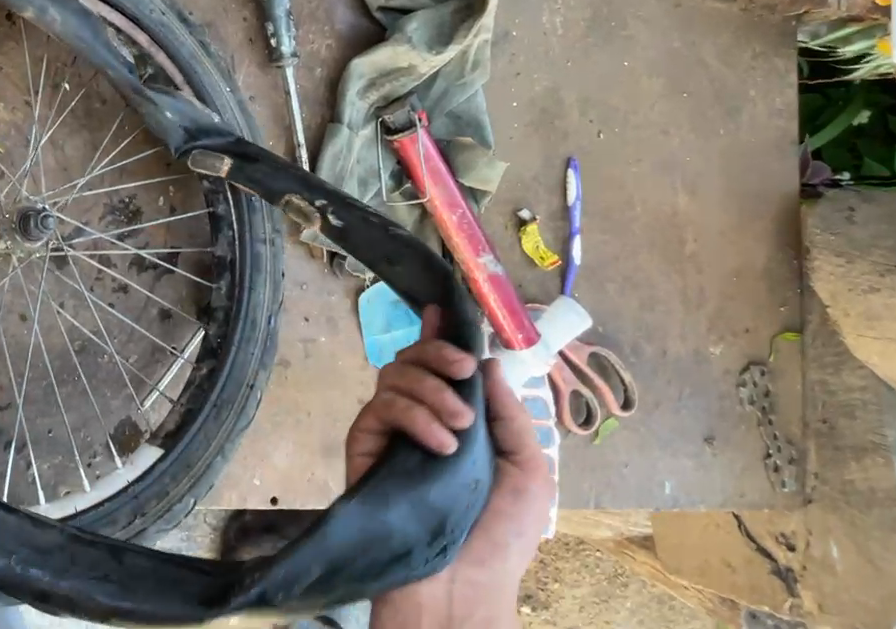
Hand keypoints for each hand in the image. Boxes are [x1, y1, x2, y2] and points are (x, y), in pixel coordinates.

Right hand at [352, 308, 553, 628]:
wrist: (461, 585)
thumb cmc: (500, 537)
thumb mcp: (530, 473)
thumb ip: (512, 416)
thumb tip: (487, 362)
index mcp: (459, 422)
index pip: (442, 369)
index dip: (440, 337)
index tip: (443, 310)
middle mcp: (421, 418)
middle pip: (413, 360)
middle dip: (437, 354)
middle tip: (461, 371)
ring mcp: (390, 430)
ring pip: (393, 374)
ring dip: (430, 387)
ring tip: (459, 426)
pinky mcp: (366, 443)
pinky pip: (382, 406)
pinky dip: (414, 414)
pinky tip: (440, 444)